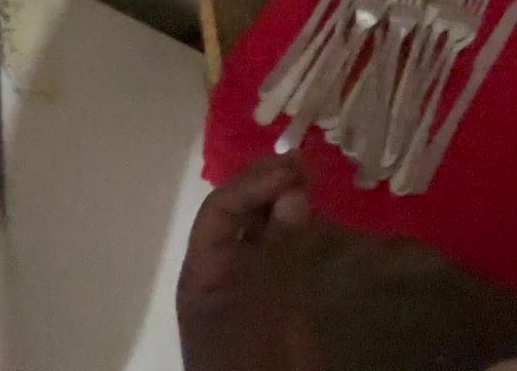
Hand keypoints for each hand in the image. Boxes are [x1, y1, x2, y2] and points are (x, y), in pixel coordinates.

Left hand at [177, 154, 319, 370]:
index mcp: (205, 268)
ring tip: (310, 176)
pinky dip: (294, 218)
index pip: (221, 208)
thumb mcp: (265, 298)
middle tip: (304, 164)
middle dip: (266, 181)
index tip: (293, 171)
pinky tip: (312, 207)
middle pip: (238, 209)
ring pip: (259, 221)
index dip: (255, 184)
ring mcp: (248, 276)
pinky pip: (279, 240)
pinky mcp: (275, 288)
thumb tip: (296, 191)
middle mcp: (223, 265)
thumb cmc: (254, 355)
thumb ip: (280, 242)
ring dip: (281, 195)